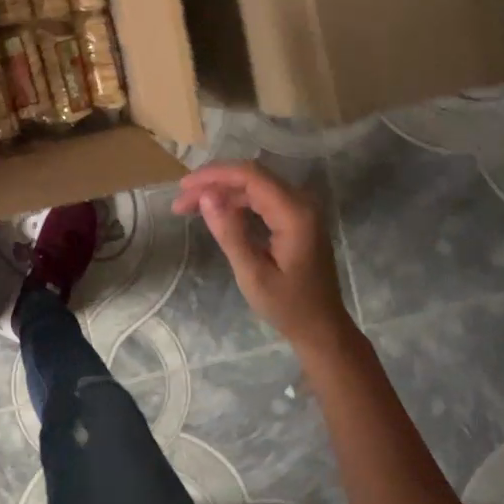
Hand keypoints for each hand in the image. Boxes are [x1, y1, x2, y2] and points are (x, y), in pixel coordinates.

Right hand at [173, 161, 353, 350]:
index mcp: (295, 214)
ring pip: (254, 185)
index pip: (251, 176)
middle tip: (181, 200)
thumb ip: (230, 233)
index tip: (184, 187)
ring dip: (221, 191)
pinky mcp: (295, 218)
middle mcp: (301, 203)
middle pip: (251, 176)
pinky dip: (235, 201)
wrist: (322, 327)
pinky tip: (215, 212)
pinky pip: (261, 198)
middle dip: (213, 183)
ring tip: (189, 207)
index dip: (214, 175)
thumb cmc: (288, 306)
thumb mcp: (252, 274)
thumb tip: (206, 196)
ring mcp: (300, 209)